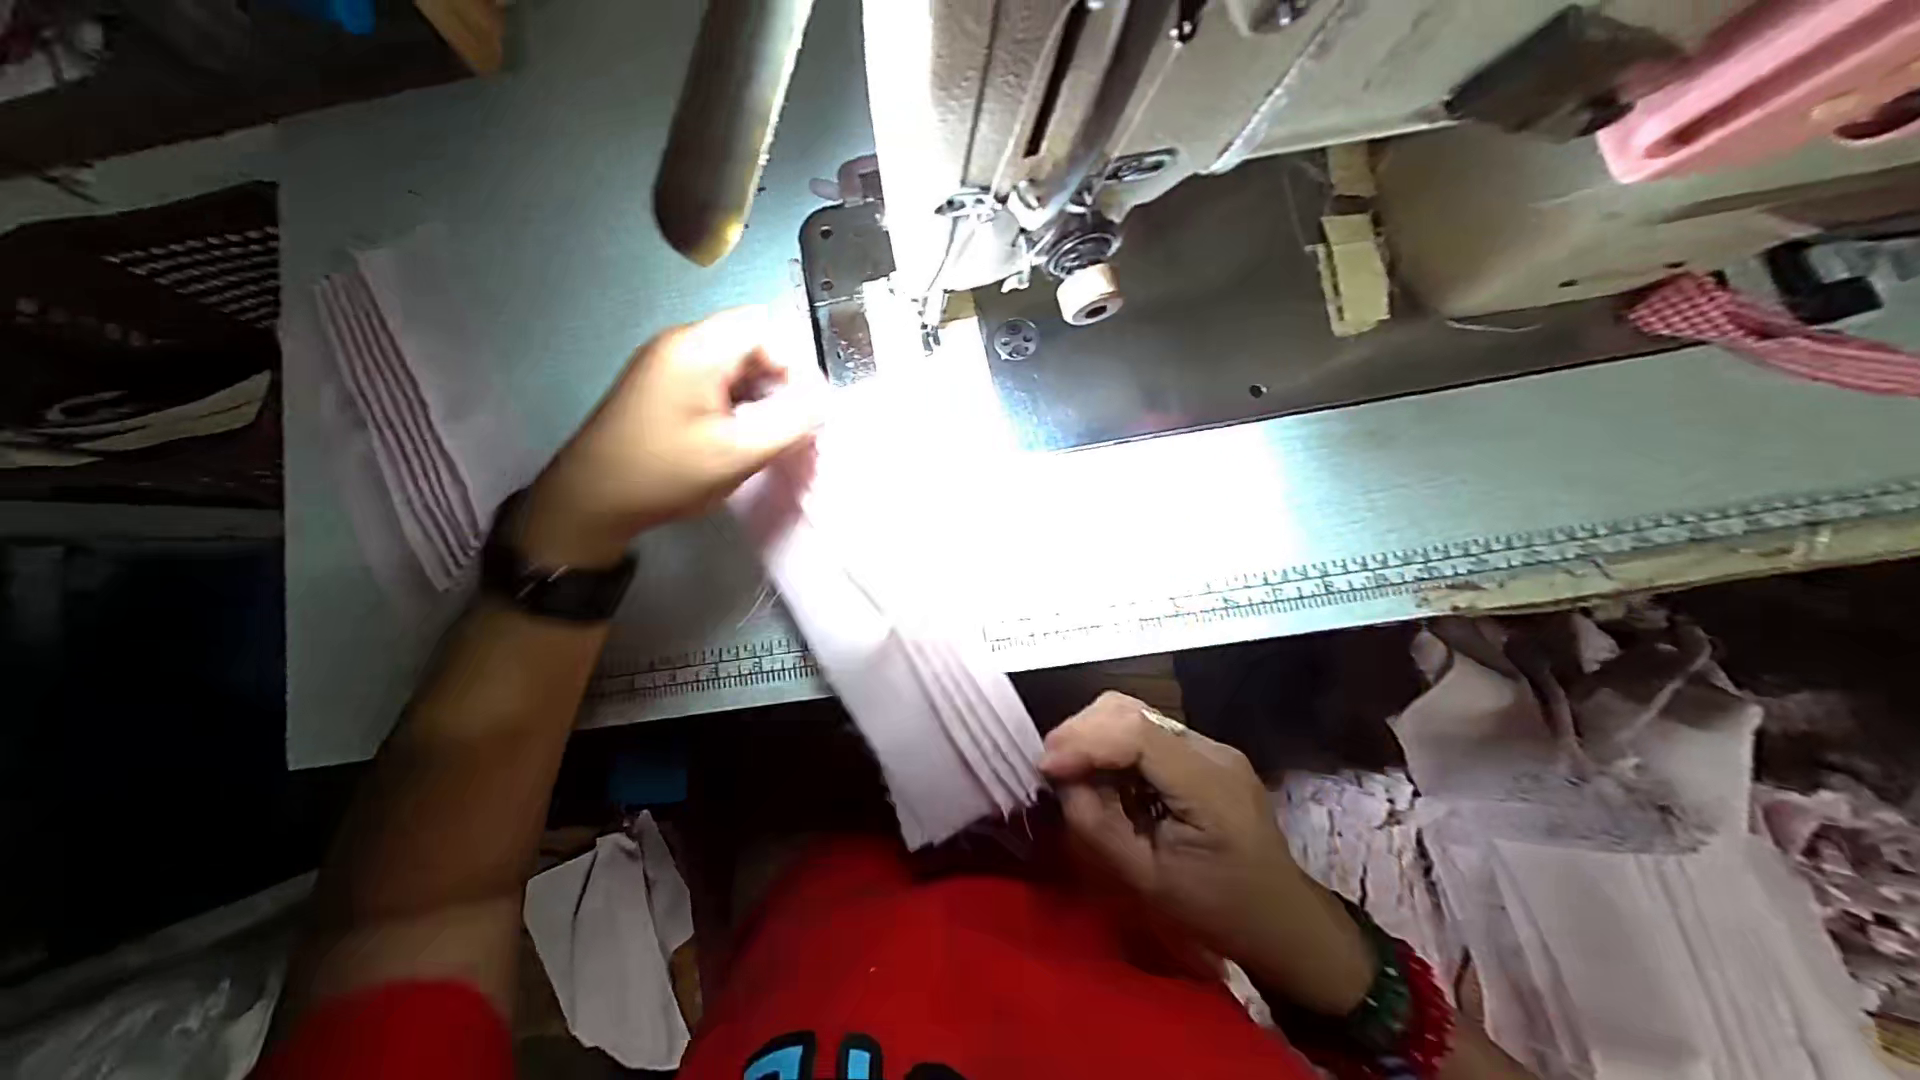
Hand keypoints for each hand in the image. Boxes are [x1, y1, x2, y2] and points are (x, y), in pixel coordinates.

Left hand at [518, 307, 821, 566]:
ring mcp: (668, 361)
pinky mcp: (662, 383)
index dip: (798, 363)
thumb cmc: (666, 473)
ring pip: (735, 362)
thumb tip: (828, 400)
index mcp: (698, 347)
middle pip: (752, 341)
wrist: (589, 501)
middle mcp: (681, 342)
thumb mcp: (737, 453)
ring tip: (768, 433)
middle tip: (791, 424)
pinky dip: (737, 400)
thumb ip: (791, 423)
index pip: (768, 328)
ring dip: (761, 392)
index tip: (809, 407)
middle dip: (781, 379)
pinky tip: (740, 433)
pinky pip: (714, 378)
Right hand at [1041, 692, 1372, 1013]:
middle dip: (1081, 732)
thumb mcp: (1147, 880)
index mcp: (1207, 784)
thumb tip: (1060, 780)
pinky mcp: (1203, 752)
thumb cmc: (1217, 910)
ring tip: (1072, 771)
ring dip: (1093, 734)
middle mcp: (1211, 749)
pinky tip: (1104, 775)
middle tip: (1052, 769)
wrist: (1282, 920)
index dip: (1082, 742)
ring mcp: (1210, 746)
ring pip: (1134, 712)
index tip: (1045, 767)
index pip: (1136, 733)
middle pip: (1130, 709)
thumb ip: (1098, 825)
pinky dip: (1112, 744)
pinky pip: (1146, 731)